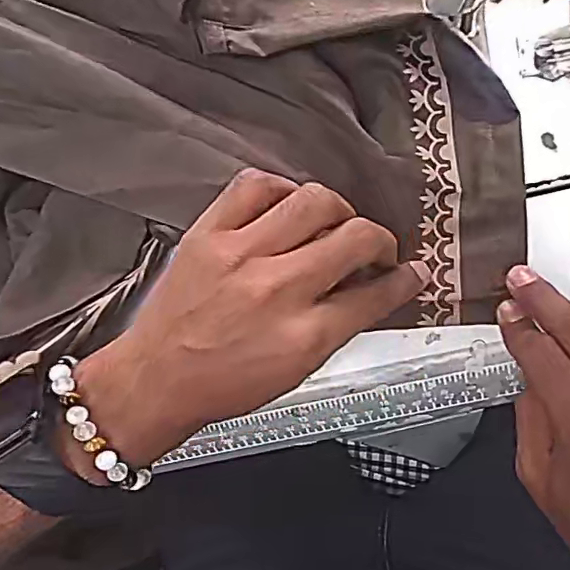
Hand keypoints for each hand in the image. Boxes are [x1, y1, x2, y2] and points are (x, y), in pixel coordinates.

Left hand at [68, 169, 424, 472]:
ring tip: (335, 225)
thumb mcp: (295, 371)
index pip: (374, 295)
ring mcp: (240, 255)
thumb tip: (373, 292)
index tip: (413, 272)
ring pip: (315, 201)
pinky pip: (256, 186)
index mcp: (304, 336)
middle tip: (377, 250)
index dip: (404, 280)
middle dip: (381, 242)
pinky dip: (282, 190)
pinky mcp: (208, 234)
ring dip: (339, 211)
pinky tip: (287, 208)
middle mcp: (277, 289)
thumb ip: (339, 328)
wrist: (156, 379)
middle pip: (355, 239)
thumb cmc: (224, 384)